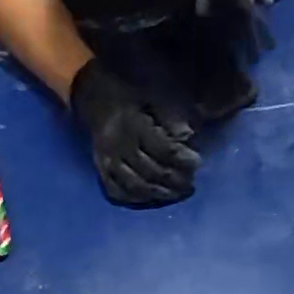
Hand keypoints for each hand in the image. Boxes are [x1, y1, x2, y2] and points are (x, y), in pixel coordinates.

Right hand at [68, 59, 200, 206]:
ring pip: (135, 186)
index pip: (163, 150)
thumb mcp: (154, 95)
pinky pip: (117, 191)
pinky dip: (134, 198)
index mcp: (135, 125)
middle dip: (173, 181)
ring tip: (174, 195)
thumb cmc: (131, 96)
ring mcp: (108, 162)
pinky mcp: (101, 171)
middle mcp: (120, 147)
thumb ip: (171, 116)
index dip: (182, 160)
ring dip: (157, 194)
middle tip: (189, 185)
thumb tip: (188, 136)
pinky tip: (150, 199)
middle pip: (151, 172)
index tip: (197, 163)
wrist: (96, 99)